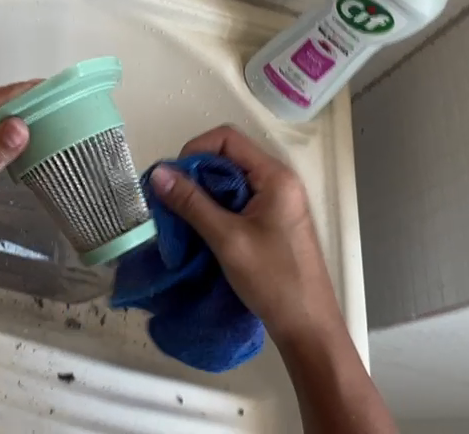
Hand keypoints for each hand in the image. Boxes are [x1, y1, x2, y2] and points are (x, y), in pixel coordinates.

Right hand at [149, 125, 344, 345]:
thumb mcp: (227, 239)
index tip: (174, 178)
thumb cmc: (274, 281)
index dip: (195, 150)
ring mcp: (278, 201)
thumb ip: (192, 203)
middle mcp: (279, 180)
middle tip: (172, 198)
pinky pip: (239, 198)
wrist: (310, 330)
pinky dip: (216, 206)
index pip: (227, 138)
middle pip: (228, 156)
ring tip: (182, 214)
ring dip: (204, 191)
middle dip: (196, 172)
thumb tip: (158, 173)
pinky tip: (201, 226)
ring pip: (231, 178)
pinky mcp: (274, 220)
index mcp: (275, 176)